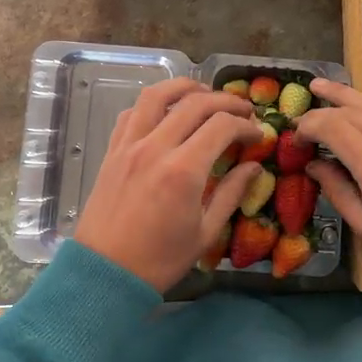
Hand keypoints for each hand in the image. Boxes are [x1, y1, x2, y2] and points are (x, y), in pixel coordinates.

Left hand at [73, 78, 262, 292]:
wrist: (104, 274)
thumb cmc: (159, 260)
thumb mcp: (206, 233)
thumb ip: (232, 193)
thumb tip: (254, 166)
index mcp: (183, 170)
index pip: (222, 126)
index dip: (246, 125)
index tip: (258, 135)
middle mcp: (156, 148)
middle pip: (195, 103)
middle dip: (226, 102)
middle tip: (242, 112)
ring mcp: (129, 146)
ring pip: (157, 95)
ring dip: (185, 87)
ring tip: (205, 93)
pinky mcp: (112, 152)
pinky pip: (131, 113)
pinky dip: (152, 104)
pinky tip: (166, 112)